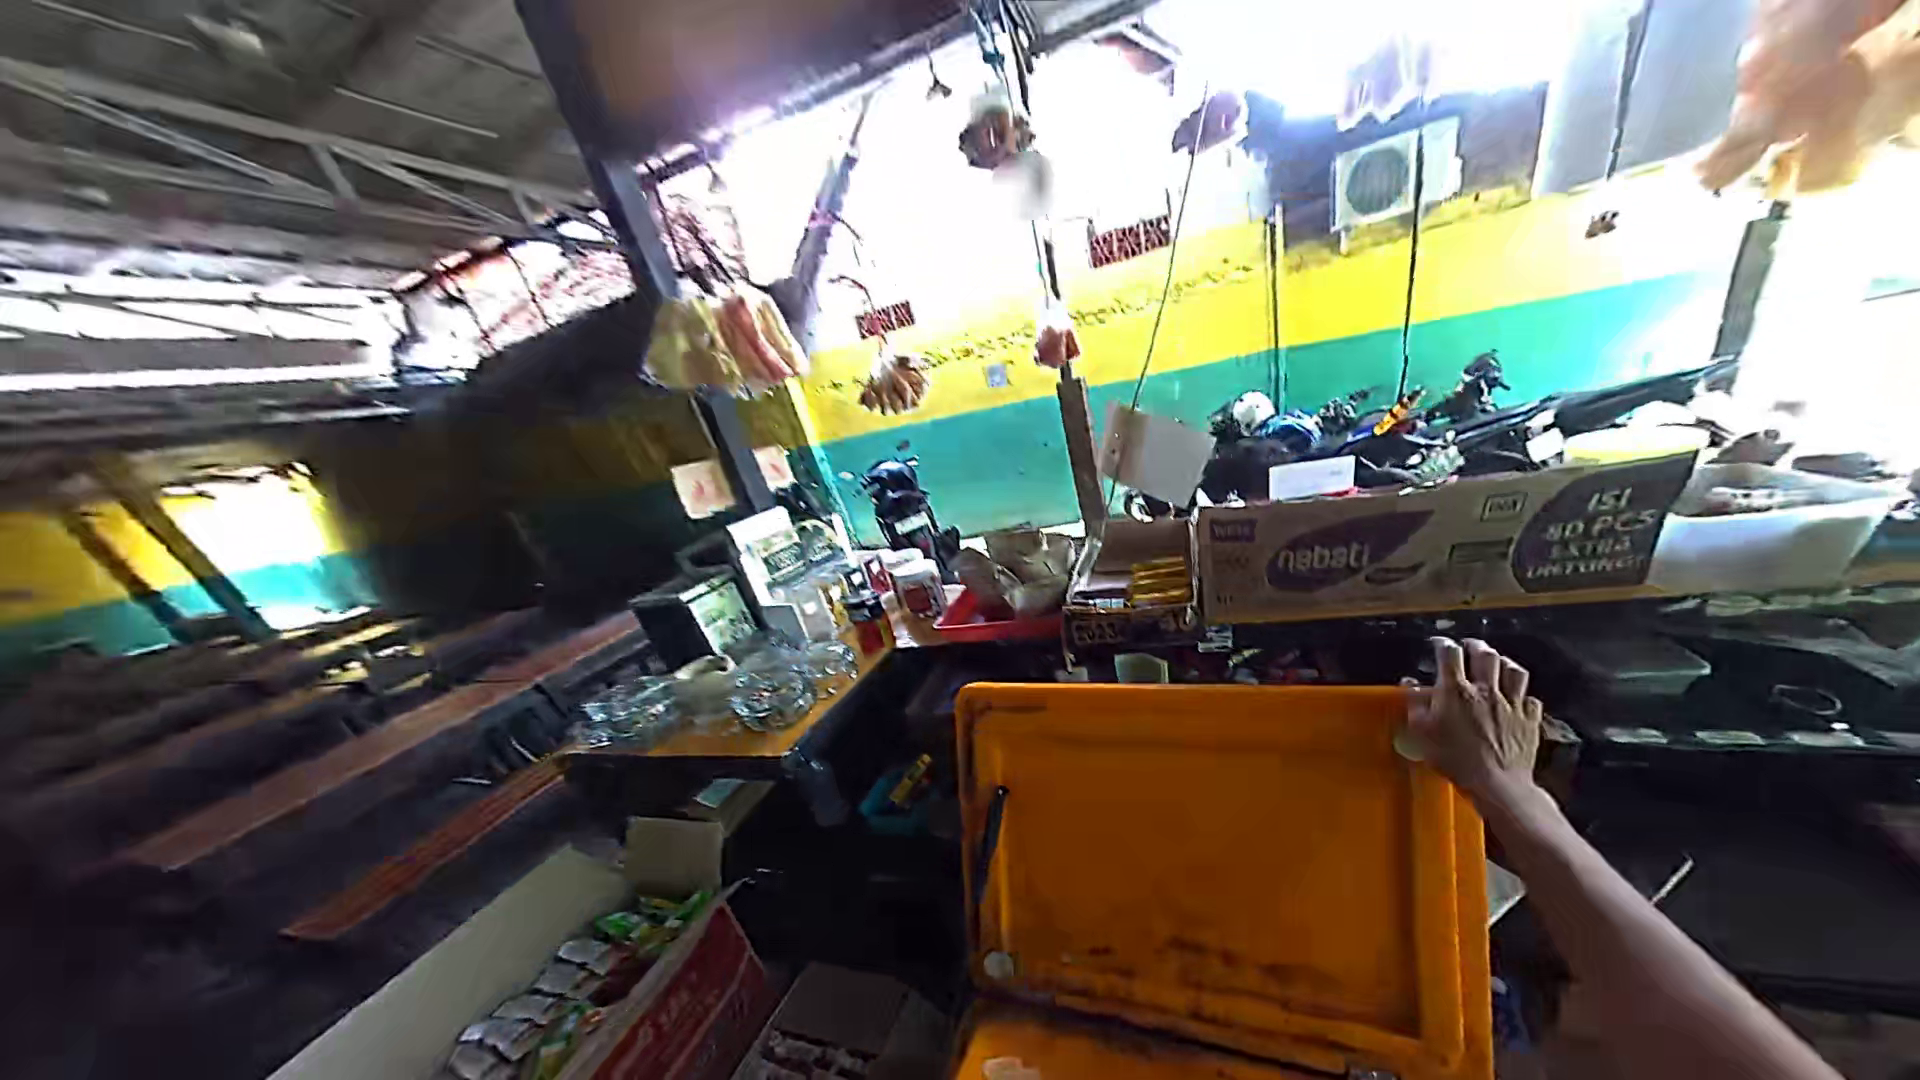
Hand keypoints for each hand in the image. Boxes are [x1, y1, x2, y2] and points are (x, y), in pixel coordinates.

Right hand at [1402, 637, 1546, 817]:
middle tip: (1468, 644)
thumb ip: (1414, 702)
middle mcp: (1485, 691)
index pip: (1449, 654)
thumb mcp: (1421, 729)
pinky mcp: (1530, 720)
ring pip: (1513, 670)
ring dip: (1503, 662)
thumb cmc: (1452, 757)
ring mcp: (1511, 704)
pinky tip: (1516, 697)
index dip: (1442, 644)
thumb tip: (1409, 681)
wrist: (1496, 783)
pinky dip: (1522, 693)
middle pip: (1485, 655)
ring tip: (1496, 662)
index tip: (1438, 643)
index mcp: (1455, 691)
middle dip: (1475, 645)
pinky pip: (1531, 698)